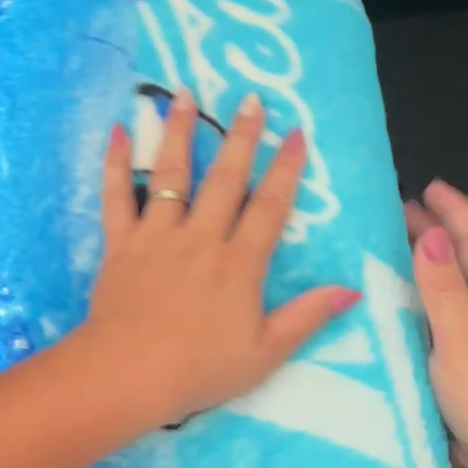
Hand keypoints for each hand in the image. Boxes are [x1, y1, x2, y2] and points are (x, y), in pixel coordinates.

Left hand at [73, 87, 360, 424]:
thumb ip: (306, 317)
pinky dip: (116, 163)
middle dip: (242, 137)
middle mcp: (200, 238)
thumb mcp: (263, 354)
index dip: (286, 170)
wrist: (127, 373)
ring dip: (181, 132)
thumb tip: (351, 289)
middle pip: (225, 179)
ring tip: (186, 94)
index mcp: (239, 264)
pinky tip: (119, 132)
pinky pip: (117, 195)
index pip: (270, 207)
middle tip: (252, 100)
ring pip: (172, 175)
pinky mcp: (120, 242)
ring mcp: (156, 236)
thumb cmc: (197, 370)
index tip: (297, 134)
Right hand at [405, 181, 467, 467]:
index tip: (430, 185)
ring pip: (452, 291)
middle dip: (439, 232)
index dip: (458, 212)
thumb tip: (436, 234)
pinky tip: (393, 304)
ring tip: (391, 246)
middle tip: (398, 210)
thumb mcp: (465, 343)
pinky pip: (438, 318)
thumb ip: (446, 291)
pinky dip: (417, 298)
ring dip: (426, 264)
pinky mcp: (463, 370)